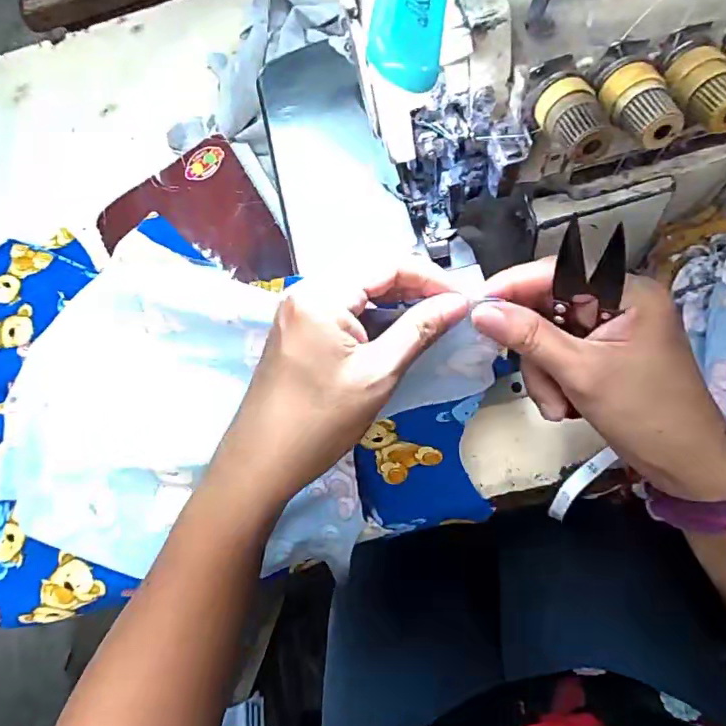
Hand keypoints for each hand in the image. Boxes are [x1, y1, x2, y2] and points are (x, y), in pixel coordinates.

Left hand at [211, 260, 469, 507]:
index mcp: (321, 296)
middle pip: (370, 270)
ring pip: (358, 288)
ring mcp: (299, 310)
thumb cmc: (320, 422)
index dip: (430, 276)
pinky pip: (344, 308)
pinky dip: (375, 314)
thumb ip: (419, 331)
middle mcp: (306, 292)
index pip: (385, 263)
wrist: (260, 463)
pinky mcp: (299, 329)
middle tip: (453, 306)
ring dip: (397, 299)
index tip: (464, 297)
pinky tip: (400, 330)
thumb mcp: (377, 375)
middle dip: (415, 283)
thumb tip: (458, 303)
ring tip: (434, 317)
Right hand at [471, 257, 725, 500]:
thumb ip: (529, 337)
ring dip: (546, 374)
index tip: (477, 304)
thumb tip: (481, 310)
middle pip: (549, 307)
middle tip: (541, 386)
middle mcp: (620, 301)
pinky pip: (563, 354)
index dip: (514, 285)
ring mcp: (613, 328)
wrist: (689, 465)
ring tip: (560, 407)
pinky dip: (557, 380)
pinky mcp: (607, 352)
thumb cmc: (646, 415)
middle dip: (537, 351)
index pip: (558, 272)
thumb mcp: (581, 373)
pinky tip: (568, 406)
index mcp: (628, 292)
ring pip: (550, 335)